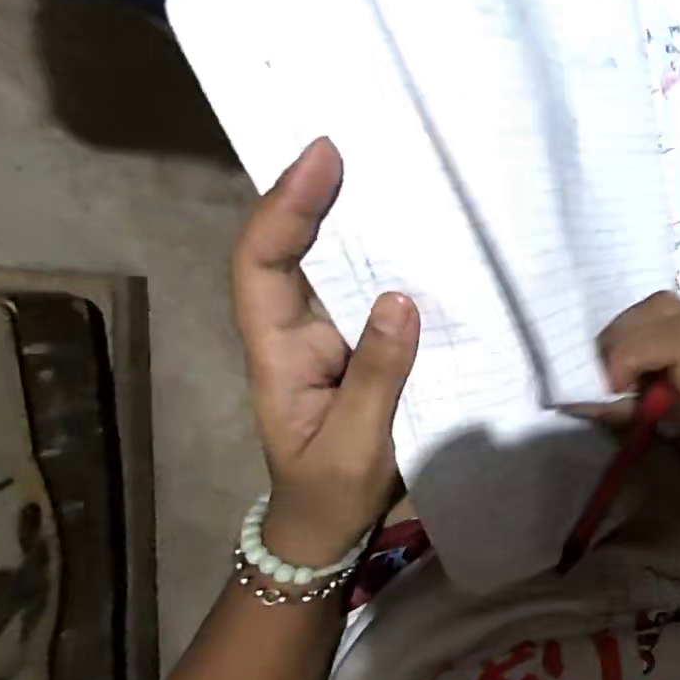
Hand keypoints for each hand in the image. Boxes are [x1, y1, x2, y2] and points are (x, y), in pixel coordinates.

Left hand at [231, 138, 420, 567]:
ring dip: (351, 228)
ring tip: (388, 184)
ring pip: (329, 273)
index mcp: (278, 353)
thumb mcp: (356, 444)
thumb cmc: (330, 494)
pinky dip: (388, 269)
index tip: (321, 161)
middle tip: (353, 150)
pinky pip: (371, 303)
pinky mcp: (363, 356)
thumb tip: (401, 299)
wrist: (327, 529)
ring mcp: (331, 344)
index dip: (284, 210)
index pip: (262, 266)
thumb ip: (378, 376)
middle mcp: (298, 335)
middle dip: (311, 198)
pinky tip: (418, 251)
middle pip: (288, 253)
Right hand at [581, 293, 679, 555]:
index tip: (609, 390)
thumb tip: (591, 402)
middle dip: (624, 337)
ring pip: (676, 312)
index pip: (672, 338)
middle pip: (669, 310)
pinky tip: (650, 382)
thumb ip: (634, 436)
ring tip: (626, 380)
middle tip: (610, 382)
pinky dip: (655, 343)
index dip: (627, 352)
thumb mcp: (675, 485)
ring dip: (638, 335)